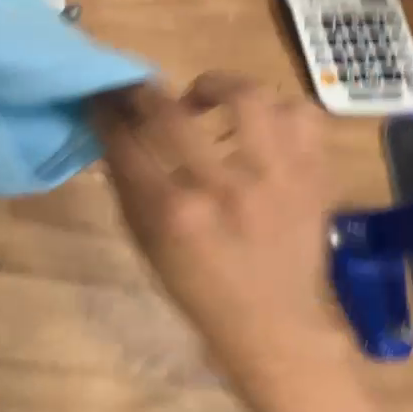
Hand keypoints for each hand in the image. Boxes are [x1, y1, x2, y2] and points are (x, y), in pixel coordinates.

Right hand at [92, 73, 346, 378]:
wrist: (271, 323)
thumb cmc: (194, 283)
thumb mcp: (144, 239)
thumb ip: (127, 182)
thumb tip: (111, 130)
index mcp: (173, 211)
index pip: (124, 141)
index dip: (104, 110)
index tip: (98, 96)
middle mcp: (224, 186)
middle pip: (170, 113)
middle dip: (142, 93)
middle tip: (138, 92)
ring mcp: (277, 177)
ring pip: (249, 98)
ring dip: (217, 88)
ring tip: (203, 100)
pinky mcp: (314, 176)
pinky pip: (302, 116)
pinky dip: (276, 110)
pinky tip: (257, 124)